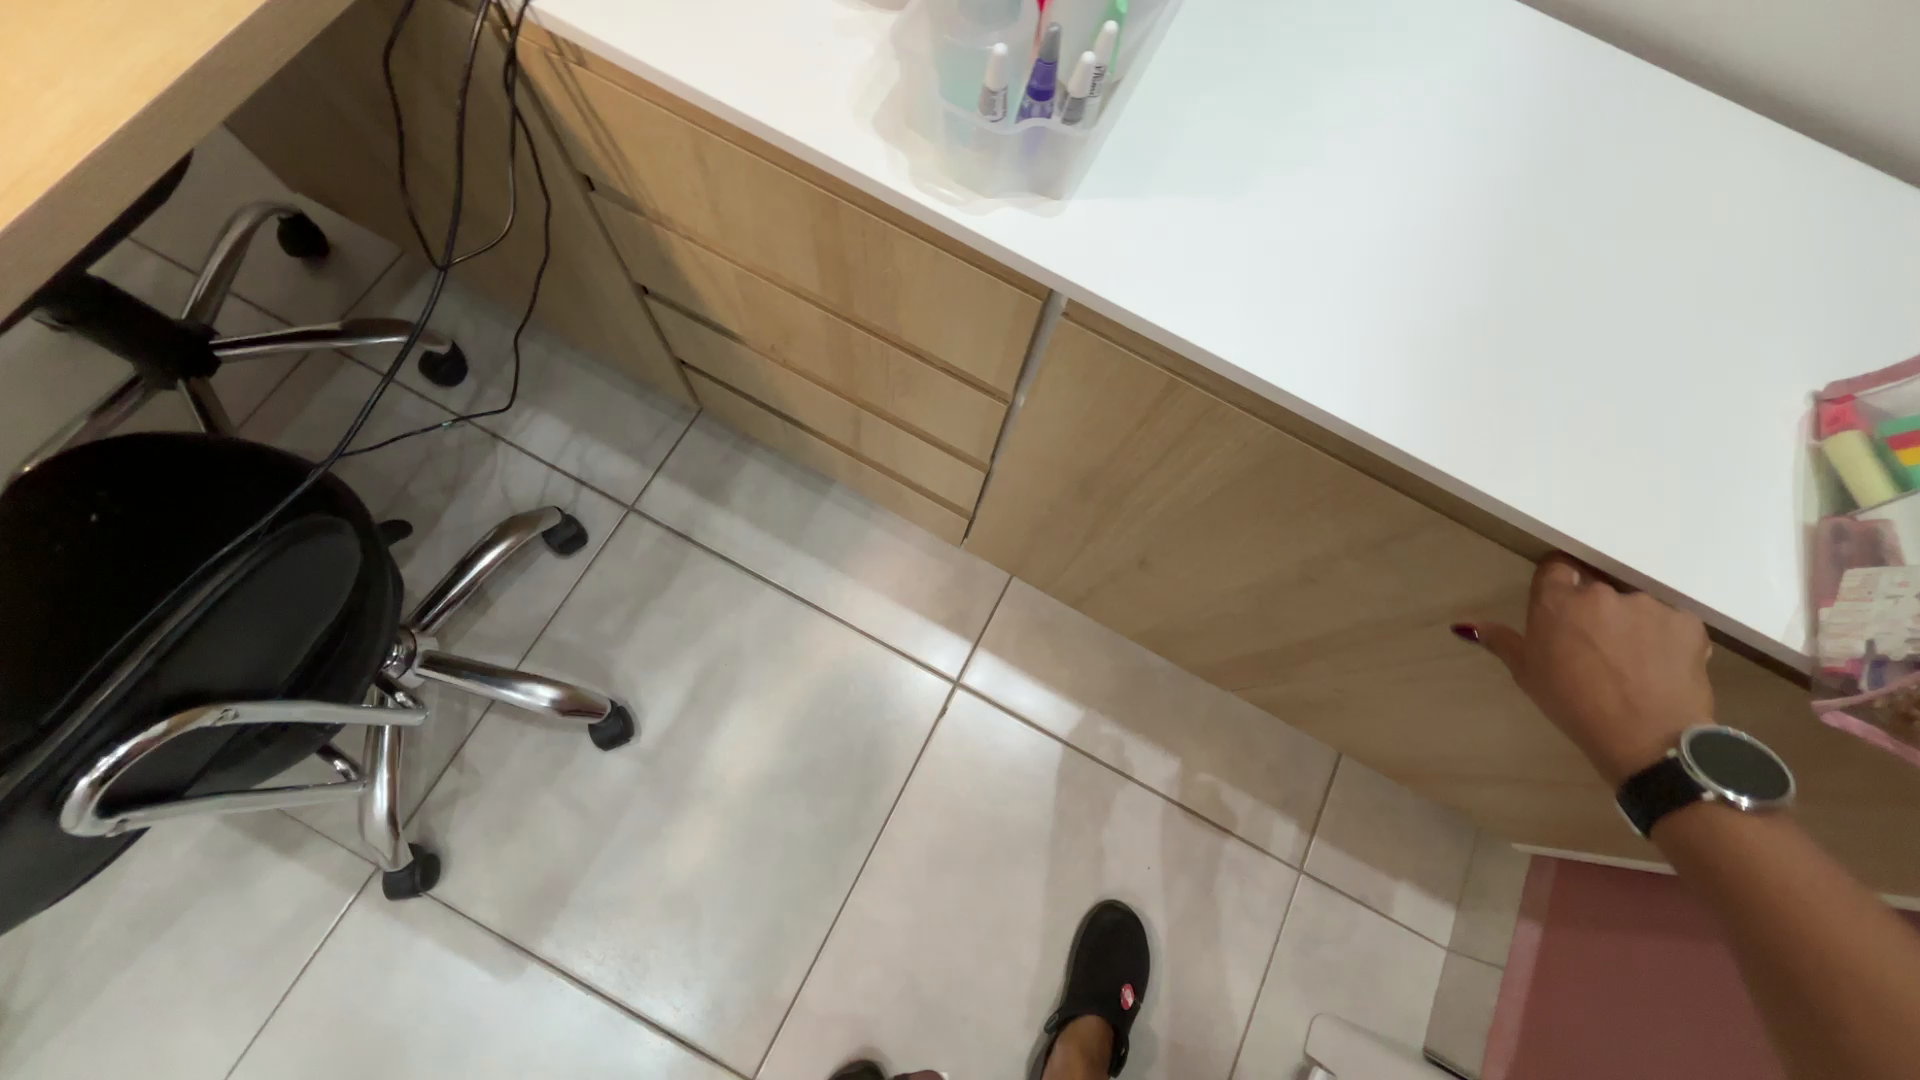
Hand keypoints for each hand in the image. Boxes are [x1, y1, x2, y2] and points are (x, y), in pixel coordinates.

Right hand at [1463, 557, 1714, 785]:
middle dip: (1594, 609)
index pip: (1556, 568)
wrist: (1647, 738)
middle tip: (1595, 644)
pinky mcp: (1688, 622)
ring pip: (1634, 605)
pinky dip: (1664, 637)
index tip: (1560, 607)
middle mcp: (1601, 593)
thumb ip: (1501, 641)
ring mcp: (1648, 605)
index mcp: (1556, 602)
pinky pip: (1670, 621)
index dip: (1558, 585)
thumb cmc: (1572, 704)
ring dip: (1630, 623)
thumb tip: (1465, 626)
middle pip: (1596, 588)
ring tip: (1632, 661)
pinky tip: (1659, 665)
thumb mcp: (1527, 673)